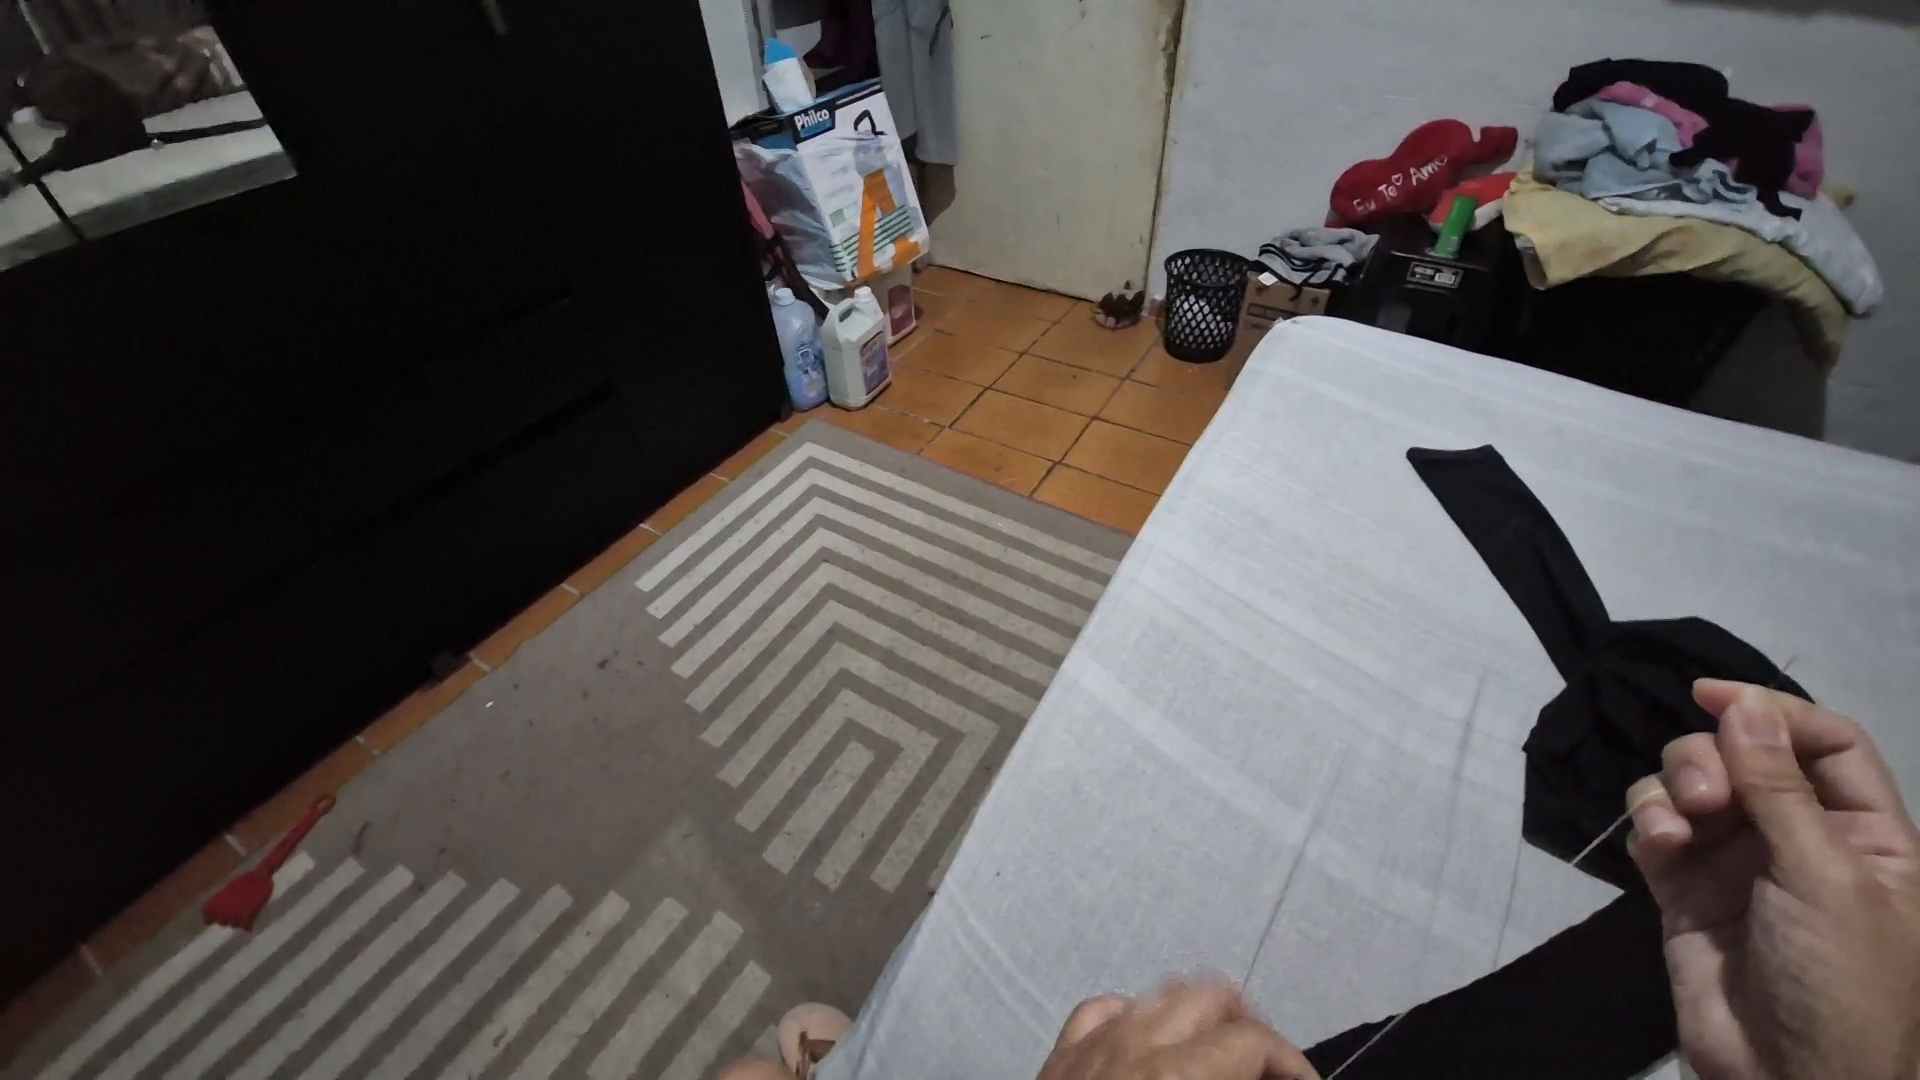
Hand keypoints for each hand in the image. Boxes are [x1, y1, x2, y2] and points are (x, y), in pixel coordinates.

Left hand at [1038, 980, 1319, 1079]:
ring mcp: (1096, 1038)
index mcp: (1180, 1072)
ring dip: (1195, 1014)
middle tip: (1266, 1070)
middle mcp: (1138, 1040)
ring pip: (1158, 992)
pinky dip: (1132, 1016)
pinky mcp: (1062, 1049)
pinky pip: (1103, 1009)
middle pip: (1208, 996)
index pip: (1251, 1041)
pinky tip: (1145, 1042)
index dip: (1291, 1062)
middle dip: (1247, 1026)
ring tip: (1216, 1050)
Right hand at [1626, 680, 1919, 1079]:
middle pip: (1740, 755)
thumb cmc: (1842, 980)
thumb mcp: (1824, 877)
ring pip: (1686, 782)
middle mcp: (1796, 835)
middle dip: (1708, 761)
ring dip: (1671, 790)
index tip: (1709, 695)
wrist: (1788, 1074)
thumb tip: (1743, 704)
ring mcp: (1732, 856)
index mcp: (1865, 835)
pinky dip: (1648, 822)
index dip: (1773, 711)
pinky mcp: (1678, 877)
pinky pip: (1653, 822)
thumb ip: (1779, 787)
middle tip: (1704, 797)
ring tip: (1674, 827)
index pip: (1825, 745)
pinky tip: (1657, 845)